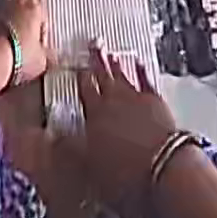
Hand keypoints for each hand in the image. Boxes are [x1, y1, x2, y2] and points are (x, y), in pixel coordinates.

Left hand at [0, 0, 49, 86]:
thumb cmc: (17, 57)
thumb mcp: (43, 61)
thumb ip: (47, 54)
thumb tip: (49, 57)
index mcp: (34, 4)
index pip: (42, 17)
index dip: (41, 37)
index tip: (38, 51)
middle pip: (20, 10)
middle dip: (21, 26)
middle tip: (20, 50)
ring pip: (0, 9)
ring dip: (1, 22)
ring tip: (0, 47)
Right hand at [76, 44, 181, 207]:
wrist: (163, 169)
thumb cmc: (126, 172)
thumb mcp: (90, 164)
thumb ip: (71, 146)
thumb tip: (53, 136)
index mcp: (94, 113)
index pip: (83, 89)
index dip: (79, 76)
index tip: (76, 66)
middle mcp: (113, 100)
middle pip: (101, 75)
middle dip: (95, 59)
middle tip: (92, 44)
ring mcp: (135, 98)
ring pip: (120, 74)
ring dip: (114, 63)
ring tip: (109, 52)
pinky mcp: (156, 102)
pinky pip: (145, 79)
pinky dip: (140, 69)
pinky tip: (138, 62)